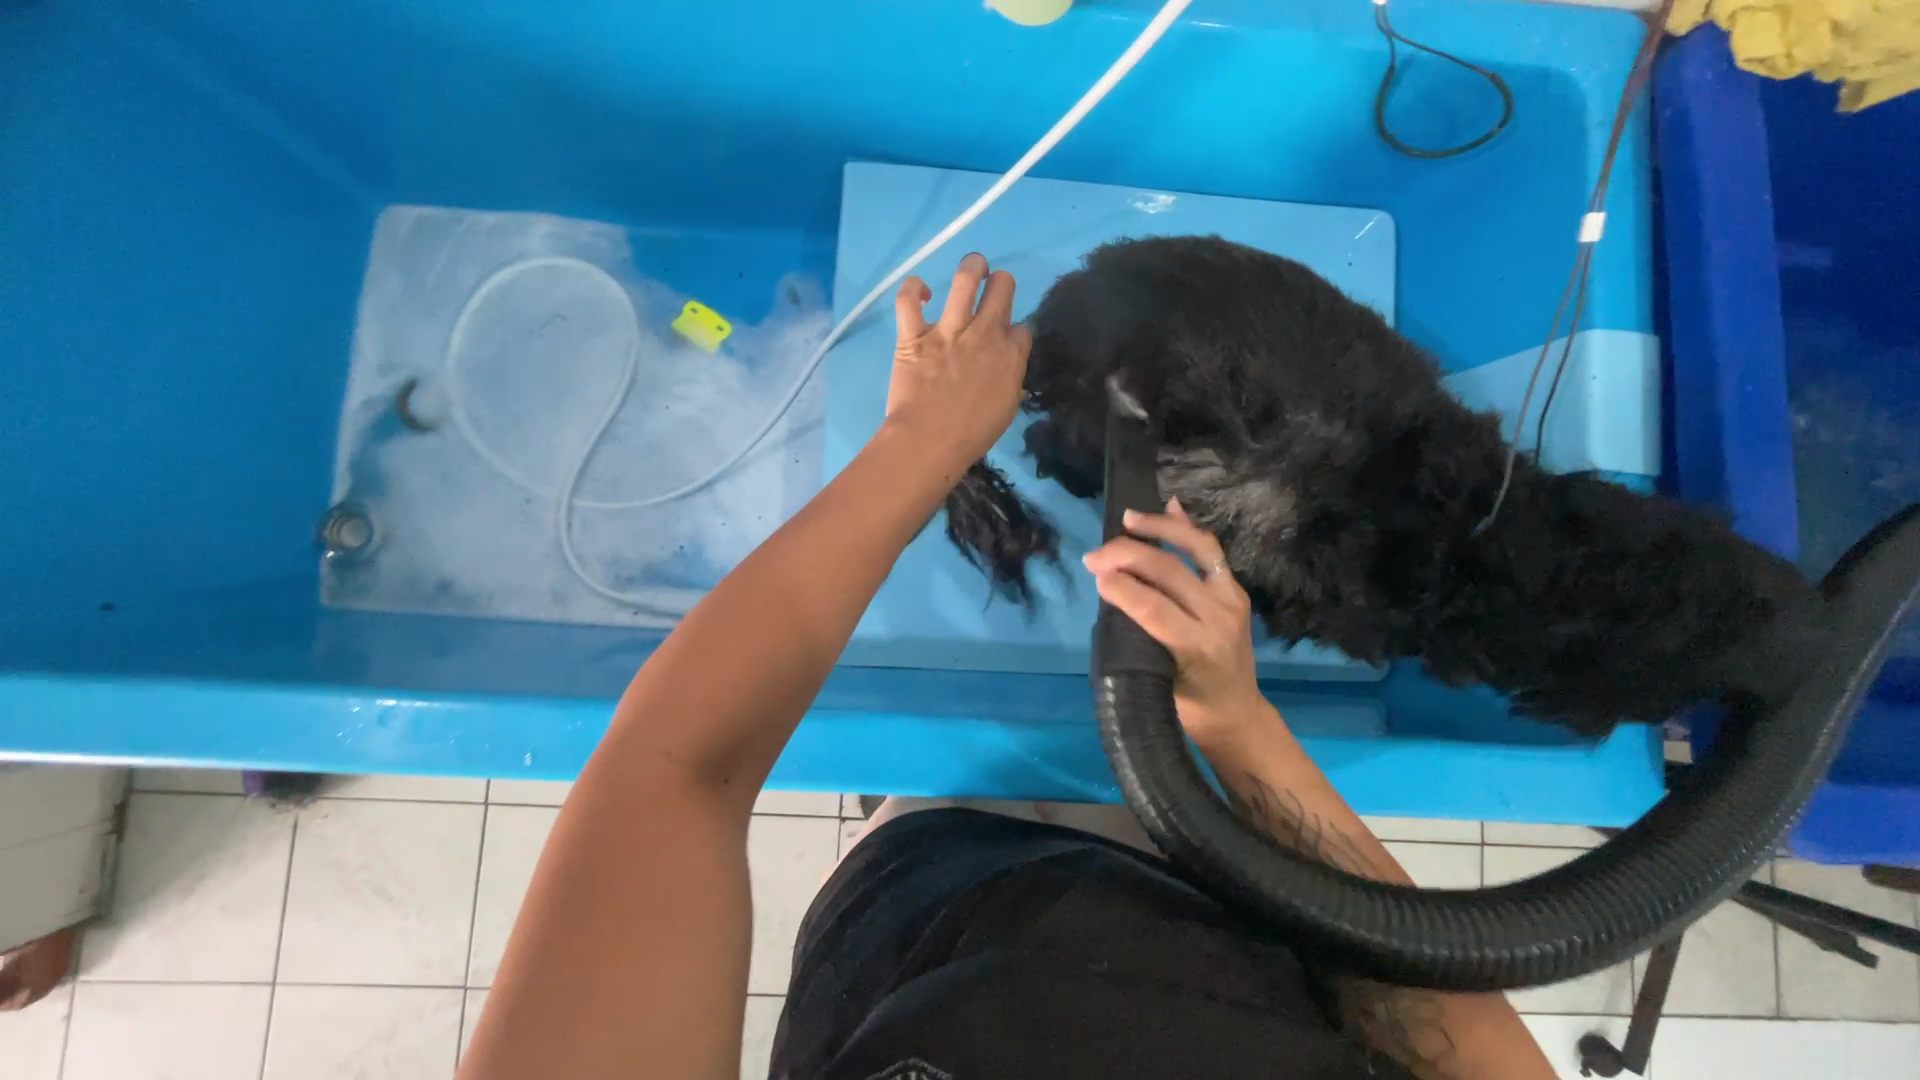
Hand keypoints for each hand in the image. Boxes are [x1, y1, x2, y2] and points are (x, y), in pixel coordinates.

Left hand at [884, 253, 1031, 466]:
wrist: (931, 441)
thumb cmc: (972, 435)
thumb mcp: (1006, 411)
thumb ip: (1009, 383)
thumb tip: (1008, 375)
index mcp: (1011, 355)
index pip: (1021, 327)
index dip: (1013, 330)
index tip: (1005, 340)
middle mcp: (985, 334)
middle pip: (1003, 288)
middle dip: (1000, 283)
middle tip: (992, 288)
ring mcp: (949, 331)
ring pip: (966, 278)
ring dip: (973, 266)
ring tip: (973, 268)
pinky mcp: (915, 335)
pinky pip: (909, 299)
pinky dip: (913, 289)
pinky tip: (920, 292)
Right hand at [1082, 499, 1269, 744]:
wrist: (1237, 713)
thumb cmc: (1188, 708)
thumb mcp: (1157, 683)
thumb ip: (1138, 640)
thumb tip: (1112, 596)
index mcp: (1197, 648)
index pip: (1154, 608)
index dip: (1122, 587)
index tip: (1094, 574)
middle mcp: (1219, 618)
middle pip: (1171, 571)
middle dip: (1127, 555)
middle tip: (1094, 556)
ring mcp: (1232, 600)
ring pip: (1198, 549)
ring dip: (1160, 528)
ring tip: (1129, 519)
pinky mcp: (1237, 591)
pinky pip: (1211, 551)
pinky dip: (1187, 528)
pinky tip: (1167, 508)